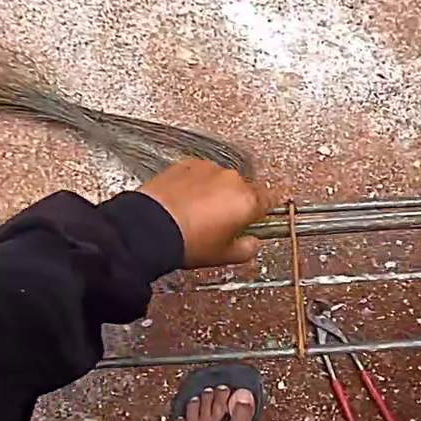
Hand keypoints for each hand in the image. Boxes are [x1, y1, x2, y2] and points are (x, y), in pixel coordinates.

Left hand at [138, 159, 269, 267]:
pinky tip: (186, 202)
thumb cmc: (187, 241)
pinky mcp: (187, 165)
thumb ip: (247, 249)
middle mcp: (231, 180)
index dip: (266, 207)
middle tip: (222, 222)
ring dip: (215, 192)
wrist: (149, 228)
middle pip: (243, 189)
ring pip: (220, 180)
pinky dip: (196, 185)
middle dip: (236, 203)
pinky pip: (199, 174)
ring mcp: (208, 170)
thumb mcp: (224, 256)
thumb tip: (251, 244)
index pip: (270, 199)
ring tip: (198, 213)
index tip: (261, 213)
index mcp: (247, 202)